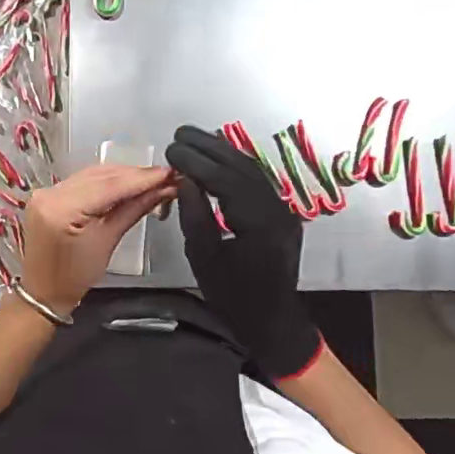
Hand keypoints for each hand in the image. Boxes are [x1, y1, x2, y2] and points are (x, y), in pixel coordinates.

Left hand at [19, 164, 177, 314]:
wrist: (44, 293)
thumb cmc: (72, 277)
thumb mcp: (107, 242)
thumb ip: (133, 209)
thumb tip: (161, 190)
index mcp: (61, 209)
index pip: (109, 185)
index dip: (142, 178)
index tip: (169, 173)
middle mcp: (49, 194)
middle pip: (100, 176)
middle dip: (134, 175)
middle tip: (166, 176)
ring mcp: (46, 193)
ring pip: (92, 175)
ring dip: (122, 176)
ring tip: (151, 180)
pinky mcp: (47, 196)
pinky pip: (81, 182)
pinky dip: (105, 182)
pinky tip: (125, 184)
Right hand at [164, 125, 321, 379]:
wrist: (272, 319)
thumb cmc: (233, 296)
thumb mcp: (205, 258)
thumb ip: (195, 216)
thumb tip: (184, 180)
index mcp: (259, 223)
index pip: (225, 180)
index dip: (197, 162)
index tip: (171, 148)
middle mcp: (277, 209)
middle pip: (241, 167)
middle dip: (210, 147)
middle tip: (180, 133)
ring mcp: (283, 210)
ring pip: (252, 171)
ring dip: (222, 153)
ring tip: (195, 139)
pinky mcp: (281, 214)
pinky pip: (257, 183)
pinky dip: (234, 167)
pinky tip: (217, 160)